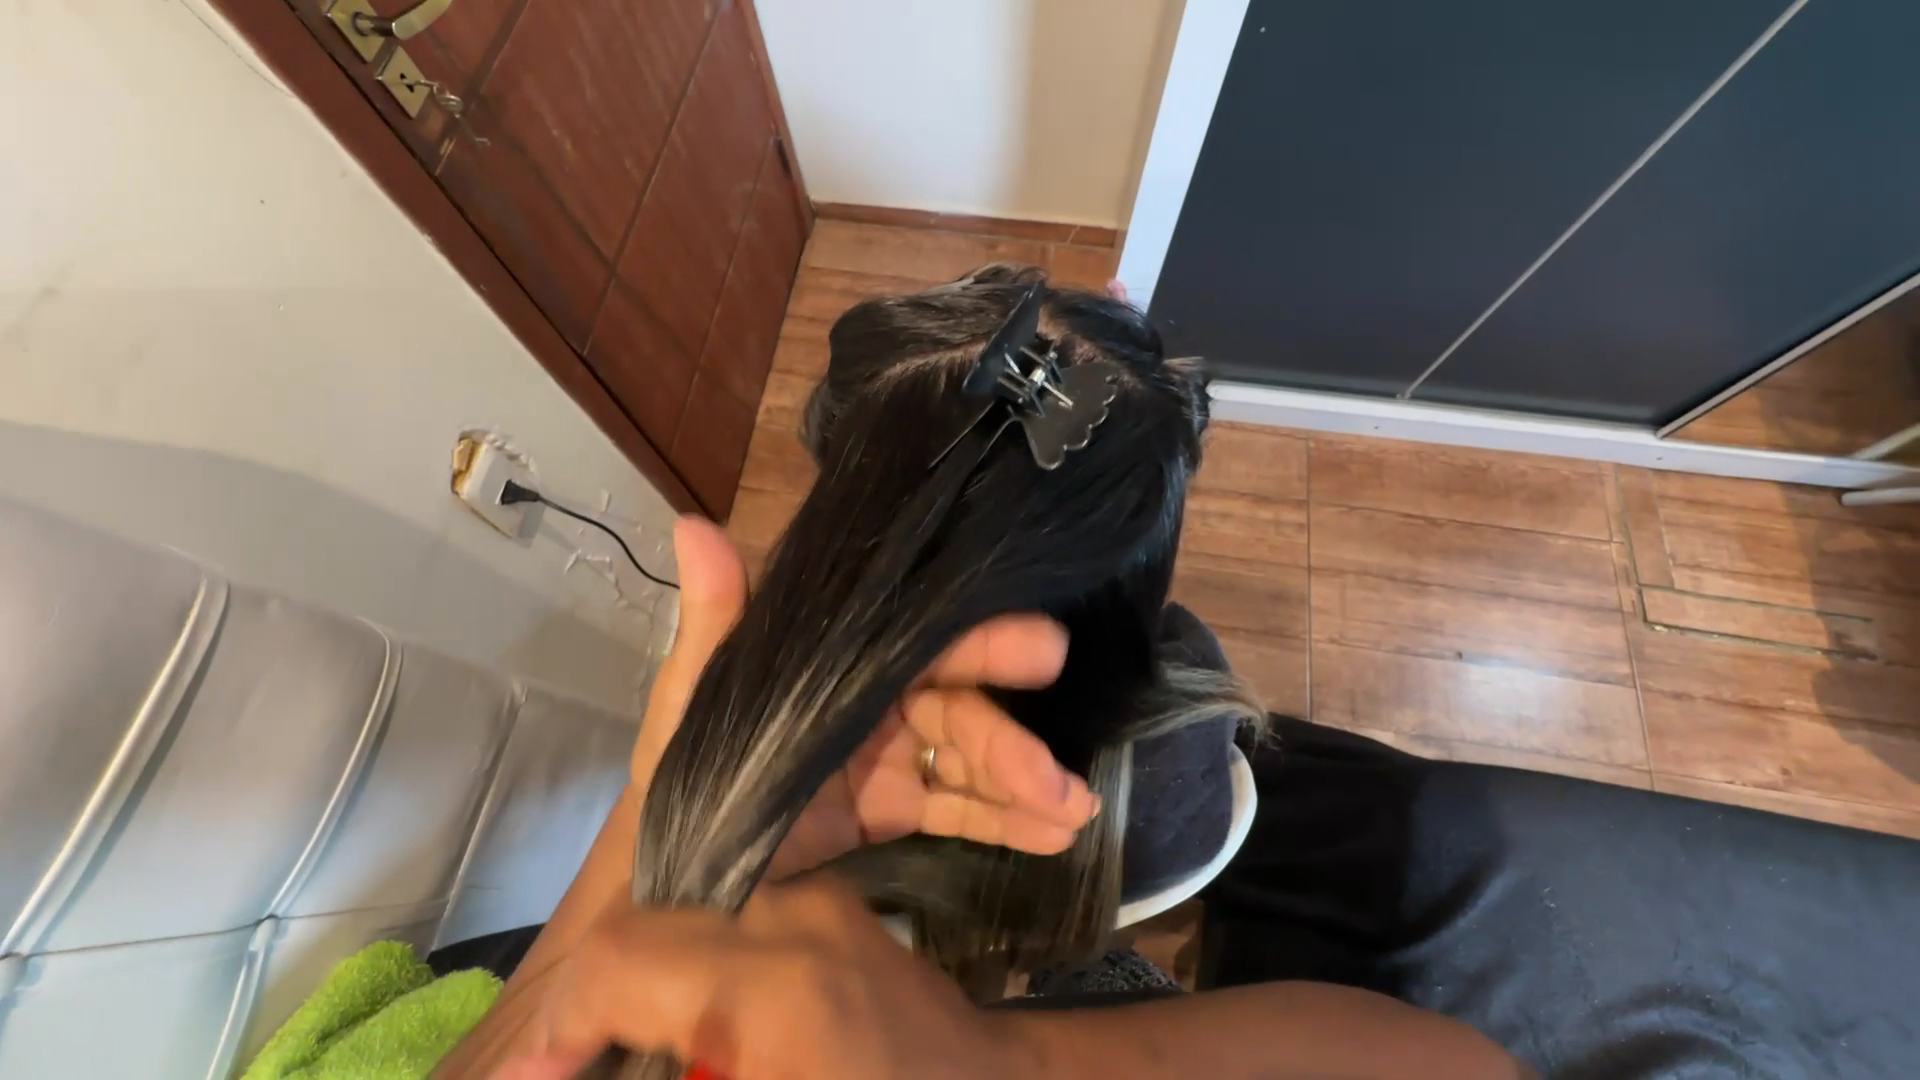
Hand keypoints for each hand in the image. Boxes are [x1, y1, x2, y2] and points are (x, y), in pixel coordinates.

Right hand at [492, 878, 1032, 1079]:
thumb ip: (680, 1065)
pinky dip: (702, 967)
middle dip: (601, 1001)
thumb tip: (577, 1058)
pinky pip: (739, 921)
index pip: (621, 955)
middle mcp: (796, 917)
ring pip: (693, 916)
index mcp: (776, 987)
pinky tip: (710, 1020)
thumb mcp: (763, 1072)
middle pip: (650, 923)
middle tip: (589, 1064)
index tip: (537, 1079)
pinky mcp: (836, 909)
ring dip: (653, 980)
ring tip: (647, 1044)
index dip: (558, 1025)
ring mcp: (823, 903)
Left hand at [633, 518, 1098, 879]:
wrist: (682, 857)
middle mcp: (882, 695)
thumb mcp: (697, 691)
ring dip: (1024, 785)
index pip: (923, 640)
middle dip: (1010, 741)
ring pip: (970, 760)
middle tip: (1059, 780)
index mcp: (845, 654)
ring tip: (1071, 814)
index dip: (982, 642)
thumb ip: (713, 618)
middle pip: (960, 708)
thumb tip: (692, 526)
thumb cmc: (690, 754)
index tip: (1043, 650)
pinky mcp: (901, 805)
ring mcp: (897, 752)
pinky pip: (958, 808)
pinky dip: (1003, 819)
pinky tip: (1052, 835)